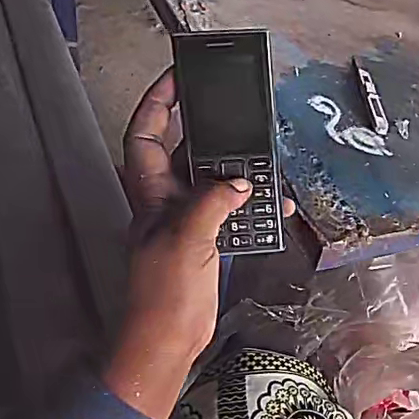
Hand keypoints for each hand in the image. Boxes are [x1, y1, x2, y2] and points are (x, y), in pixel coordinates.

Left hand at [106, 69, 294, 418]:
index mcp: (149, 196)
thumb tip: (239, 180)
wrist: (168, 340)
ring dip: (237, 171)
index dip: (156, 104)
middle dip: (206, 131)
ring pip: (212, 182)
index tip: (177, 78)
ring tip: (263, 157)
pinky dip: (252, 208)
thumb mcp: (186, 241)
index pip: (143, 136)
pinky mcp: (206, 243)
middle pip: (182, 153)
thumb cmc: (162, 294)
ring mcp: (187, 224)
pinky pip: (231, 214)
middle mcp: (166, 204)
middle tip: (235, 112)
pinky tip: (275, 204)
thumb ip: (212, 204)